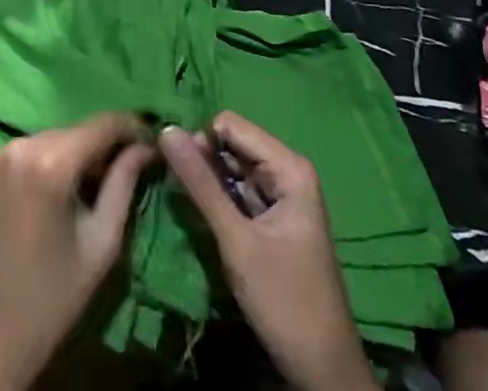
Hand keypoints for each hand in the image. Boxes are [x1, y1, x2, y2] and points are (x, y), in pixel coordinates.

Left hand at [0, 113, 155, 390]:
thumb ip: (125, 184)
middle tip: (128, 173)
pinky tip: (57, 193)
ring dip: (78, 153)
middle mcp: (19, 148)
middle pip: (78, 130)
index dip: (134, 129)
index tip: (153, 147)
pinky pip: (28, 152)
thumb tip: (146, 147)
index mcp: (50, 164)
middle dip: (106, 146)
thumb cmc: (51, 298)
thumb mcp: (102, 243)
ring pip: (54, 138)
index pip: (105, 123)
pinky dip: (49, 162)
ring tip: (93, 187)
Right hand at [161, 112, 380, 390]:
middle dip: (202, 159)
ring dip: (207, 180)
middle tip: (176, 190)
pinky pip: (239, 191)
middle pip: (232, 144)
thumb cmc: (282, 297)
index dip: (200, 140)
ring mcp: (281, 193)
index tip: (173, 168)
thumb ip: (201, 184)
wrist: (320, 362)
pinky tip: (201, 213)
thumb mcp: (236, 239)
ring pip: (232, 169)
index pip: (231, 125)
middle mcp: (288, 170)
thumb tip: (167, 130)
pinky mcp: (272, 216)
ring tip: (184, 202)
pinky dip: (219, 198)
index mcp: (289, 166)